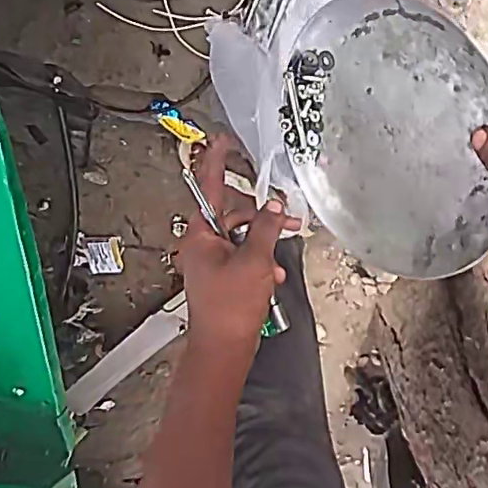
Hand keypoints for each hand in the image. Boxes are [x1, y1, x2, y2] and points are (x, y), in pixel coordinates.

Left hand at [176, 137, 293, 346]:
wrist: (224, 347)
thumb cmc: (231, 308)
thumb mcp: (256, 261)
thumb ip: (267, 228)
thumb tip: (275, 206)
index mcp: (201, 234)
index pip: (207, 186)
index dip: (216, 160)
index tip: (223, 141)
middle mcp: (202, 243)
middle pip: (232, 212)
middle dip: (261, 214)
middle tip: (286, 216)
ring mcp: (211, 259)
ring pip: (240, 234)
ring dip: (264, 239)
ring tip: (282, 251)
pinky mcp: (221, 274)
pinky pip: (242, 253)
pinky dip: (259, 258)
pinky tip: (273, 273)